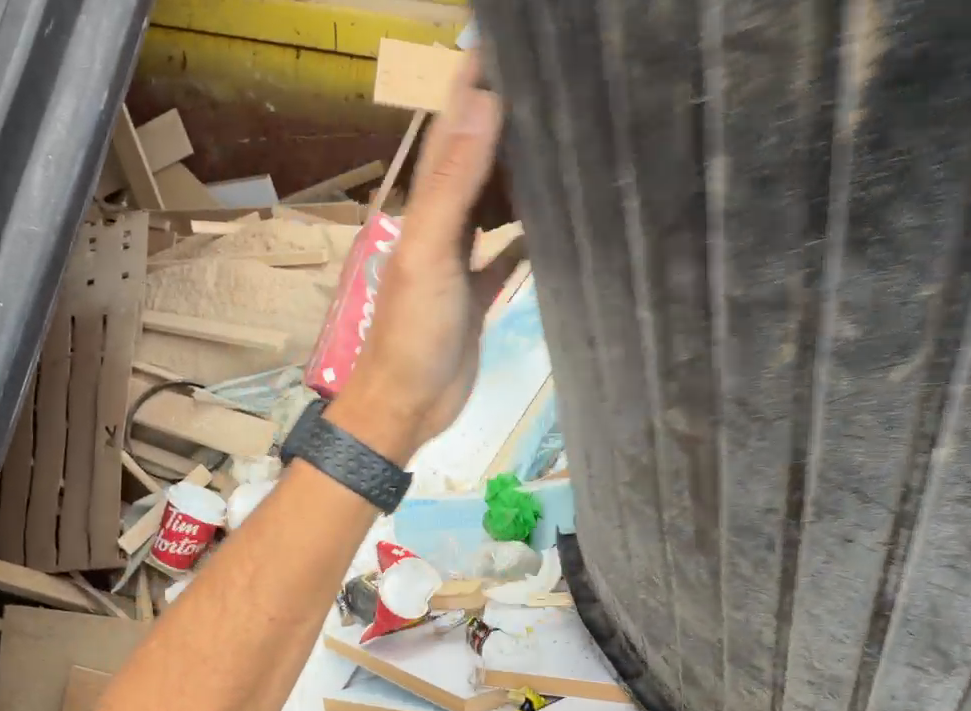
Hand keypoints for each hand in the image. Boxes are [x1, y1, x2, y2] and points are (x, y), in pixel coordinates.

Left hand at [327, 53, 523, 464]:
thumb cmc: (411, 335)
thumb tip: (482, 105)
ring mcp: (461, 258)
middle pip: (477, 158)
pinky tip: (561, 213)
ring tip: (564, 131)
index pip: (452, 131)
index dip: (472, 85)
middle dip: (506, 117)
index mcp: (426, 208)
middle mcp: (443, 224)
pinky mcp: (478, 291)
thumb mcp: (429, 255)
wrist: (406, 406)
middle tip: (553, 83)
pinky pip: (508, 251)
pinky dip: (530, 231)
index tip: (506, 45)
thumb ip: (452, 185)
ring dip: (521, 168)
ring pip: (494, 201)